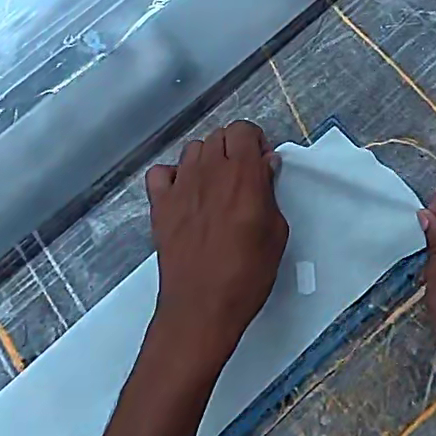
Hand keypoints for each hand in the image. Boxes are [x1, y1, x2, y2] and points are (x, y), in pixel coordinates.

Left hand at [144, 120, 287, 372]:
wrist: (202, 305)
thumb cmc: (246, 275)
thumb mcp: (275, 233)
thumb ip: (269, 192)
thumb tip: (264, 167)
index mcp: (242, 175)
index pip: (243, 130)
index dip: (254, 141)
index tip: (260, 162)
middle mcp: (209, 172)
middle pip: (219, 136)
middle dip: (233, 149)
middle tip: (242, 176)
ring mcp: (180, 186)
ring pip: (193, 149)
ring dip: (207, 160)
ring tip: (215, 186)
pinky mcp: (160, 203)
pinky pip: (161, 172)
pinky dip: (172, 176)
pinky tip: (184, 194)